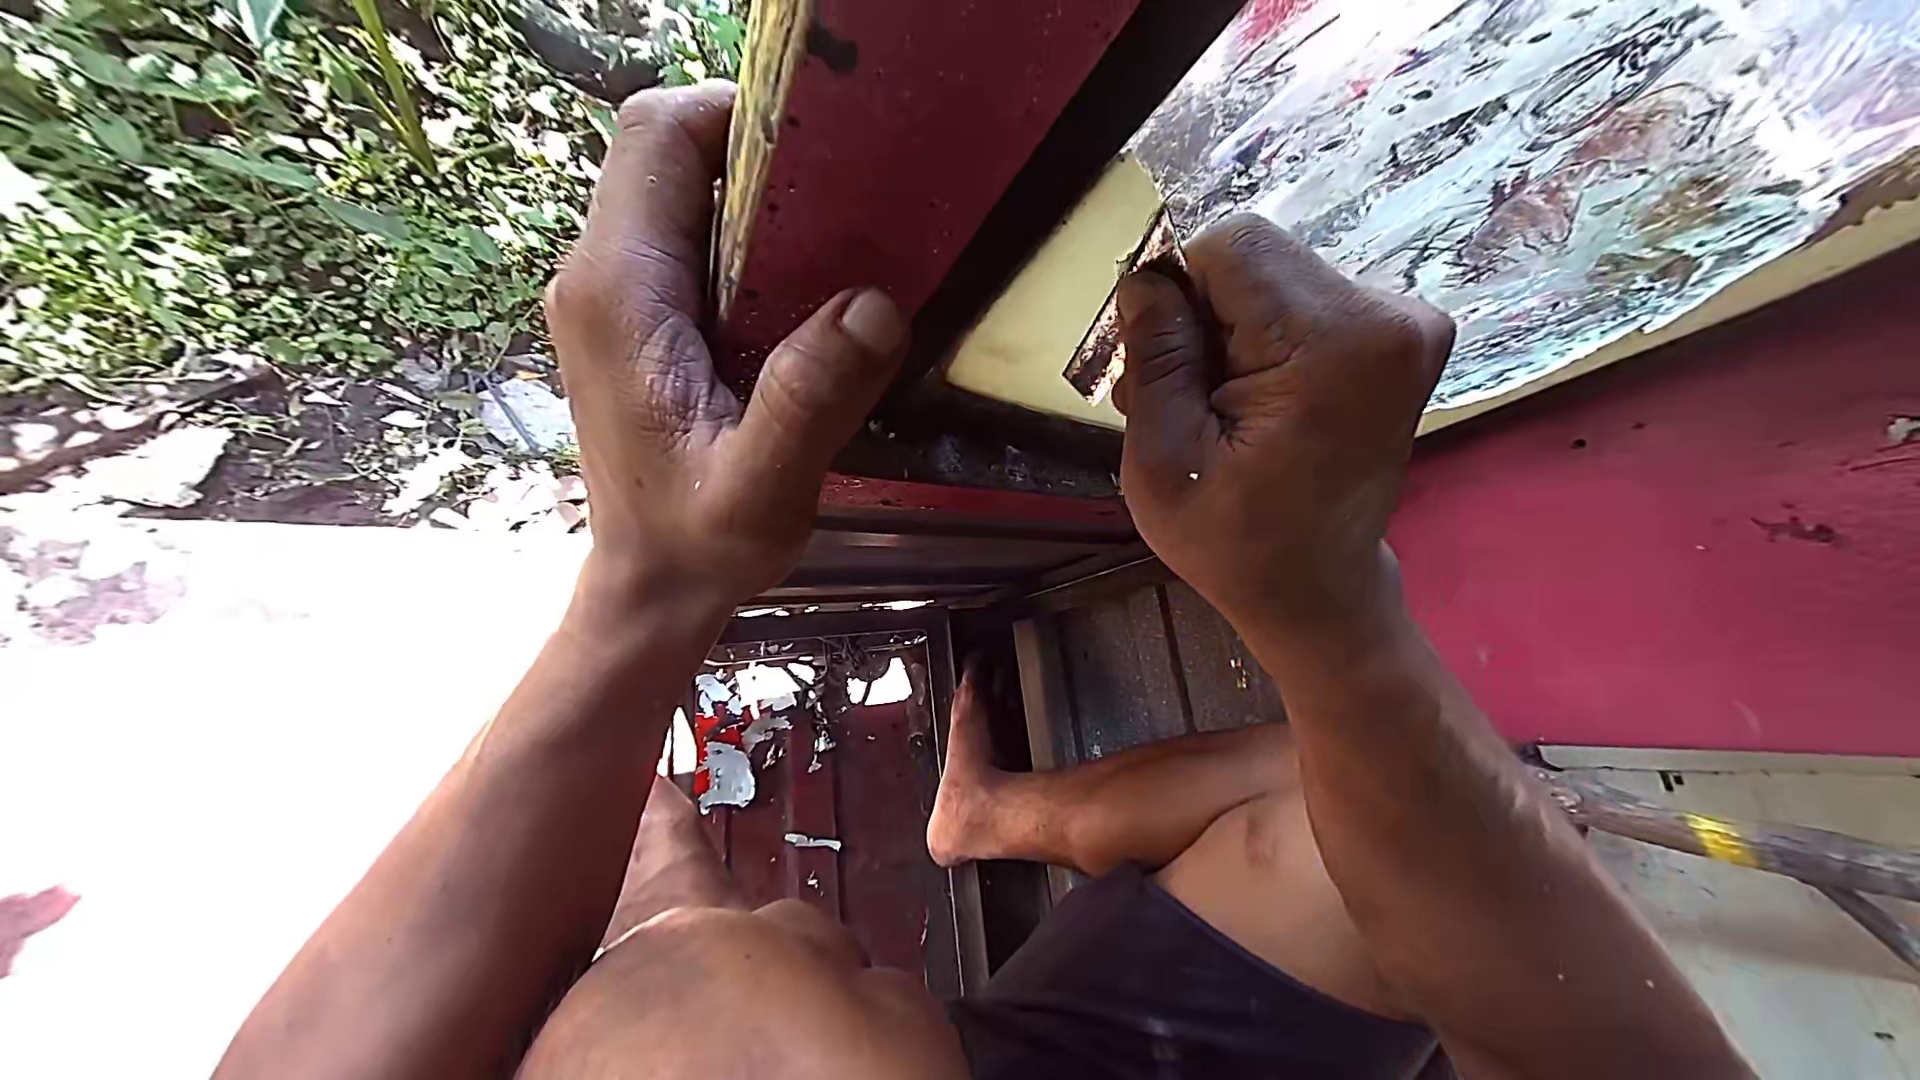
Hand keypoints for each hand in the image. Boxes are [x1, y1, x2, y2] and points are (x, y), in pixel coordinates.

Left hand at [546, 83, 906, 617]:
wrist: (655, 585)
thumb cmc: (700, 543)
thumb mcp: (764, 483)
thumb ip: (810, 397)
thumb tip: (876, 305)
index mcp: (619, 296)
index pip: (661, 141)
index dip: (739, 116)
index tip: (826, 148)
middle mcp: (601, 282)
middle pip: (670, 161)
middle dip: (761, 160)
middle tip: (850, 204)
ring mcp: (616, 306)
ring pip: (685, 207)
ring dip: (762, 212)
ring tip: (839, 253)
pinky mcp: (639, 332)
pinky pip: (694, 257)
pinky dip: (752, 256)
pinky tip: (804, 303)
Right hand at [1113, 215, 1453, 637]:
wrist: (1312, 589)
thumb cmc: (1232, 542)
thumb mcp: (1164, 458)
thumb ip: (1155, 359)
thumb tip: (1143, 280)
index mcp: (1337, 344)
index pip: (1234, 246)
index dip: (1174, 292)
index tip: (1150, 359)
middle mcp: (1390, 316)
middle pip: (1253, 263)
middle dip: (1194, 320)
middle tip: (1168, 396)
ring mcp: (1401, 326)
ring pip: (1267, 283)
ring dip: (1216, 337)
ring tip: (1198, 409)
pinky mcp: (1391, 341)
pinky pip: (1293, 307)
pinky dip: (1249, 346)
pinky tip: (1232, 402)